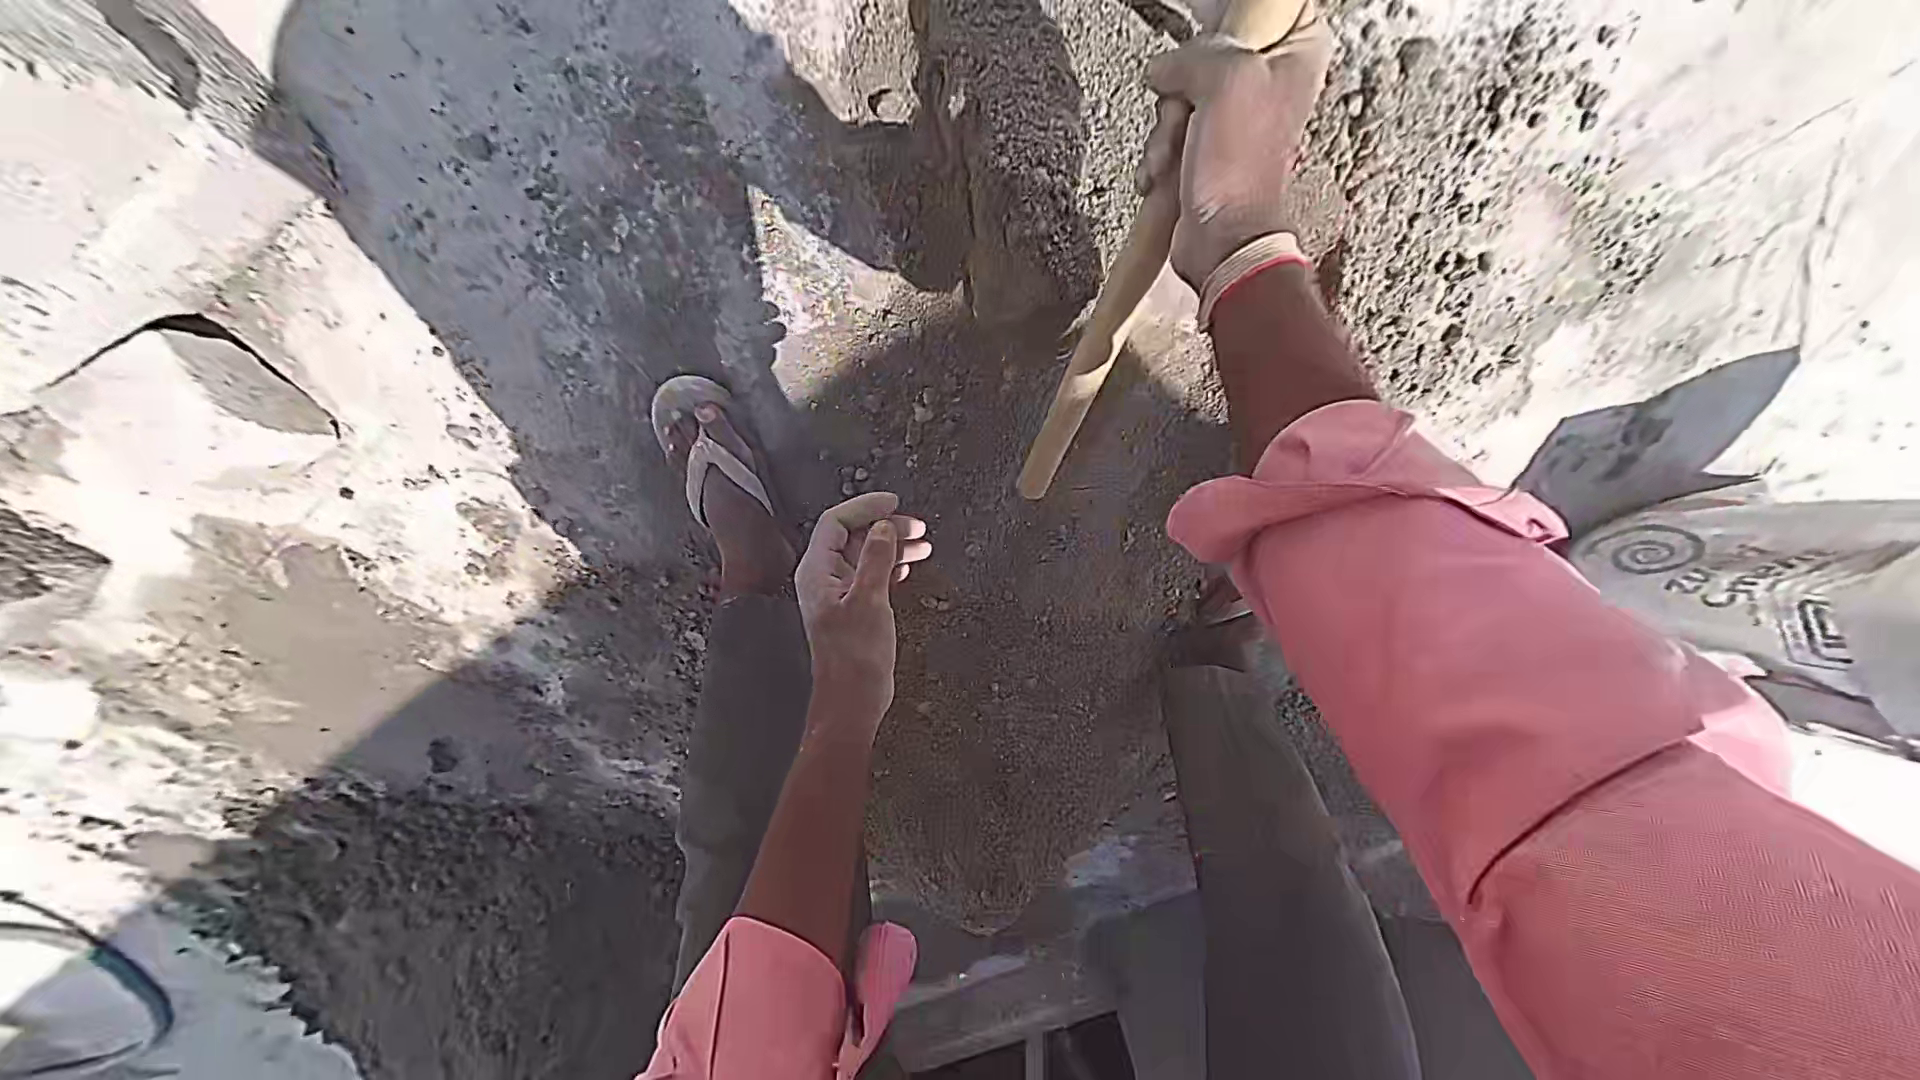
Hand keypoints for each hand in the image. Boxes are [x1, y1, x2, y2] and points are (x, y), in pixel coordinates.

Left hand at [794, 492, 931, 730]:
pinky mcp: (855, 607)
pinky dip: (892, 565)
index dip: (865, 507)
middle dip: (886, 526)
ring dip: (894, 545)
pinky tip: (909, 565)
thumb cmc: (854, 658)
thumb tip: (884, 527)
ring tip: (922, 543)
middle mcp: (825, 578)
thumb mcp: (869, 600)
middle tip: (916, 526)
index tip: (893, 503)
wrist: (853, 699)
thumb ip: (876, 559)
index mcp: (818, 571)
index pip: (836, 522)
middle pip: (854, 536)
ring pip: (867, 554)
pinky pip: (873, 574)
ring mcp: (840, 593)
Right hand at [1138, 13, 1332, 287]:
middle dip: (1179, 92)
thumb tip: (1161, 70)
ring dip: (1163, 132)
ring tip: (1169, 160)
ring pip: (1179, 97)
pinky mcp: (1204, 151)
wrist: (1218, 238)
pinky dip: (1159, 157)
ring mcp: (1232, 119)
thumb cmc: (1237, 167)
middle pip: (1204, 53)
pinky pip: (1169, 134)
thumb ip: (1194, 53)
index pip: (1257, 6)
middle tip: (1184, 118)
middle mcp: (1267, 79)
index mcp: (1296, 47)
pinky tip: (1162, 176)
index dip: (1221, 16)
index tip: (1200, 30)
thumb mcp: (1225, 81)